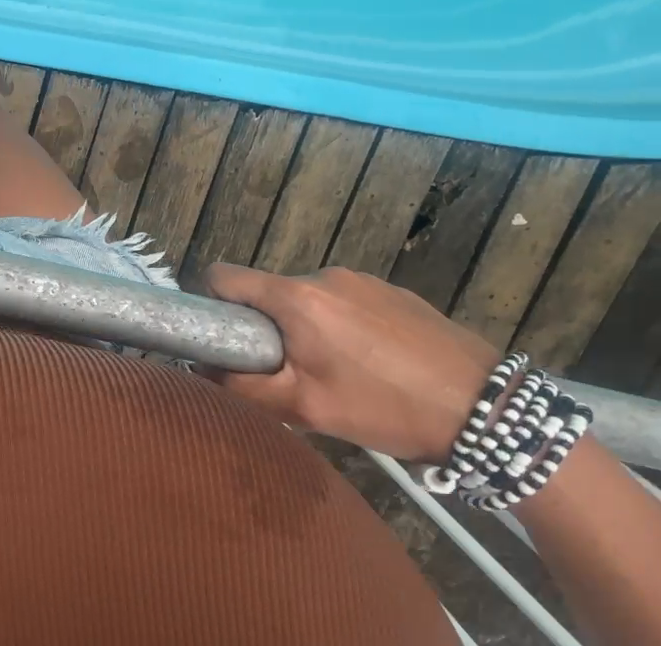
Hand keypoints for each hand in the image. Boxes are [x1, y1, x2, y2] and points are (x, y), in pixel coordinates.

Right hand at [205, 263, 500, 462]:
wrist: (494, 415)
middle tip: (293, 370)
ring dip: (310, 327)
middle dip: (269, 325)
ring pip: (310, 299)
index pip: (222, 276)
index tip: (230, 339)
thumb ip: (240, 388)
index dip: (213, 304)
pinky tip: (378, 365)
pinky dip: (348, 327)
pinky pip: (350, 303)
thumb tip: (197, 372)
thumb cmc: (387, 408)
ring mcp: (367, 282)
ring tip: (341, 371)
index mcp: (295, 298)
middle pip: (268, 291)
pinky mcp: (400, 293)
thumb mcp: (305, 408)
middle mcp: (325, 277)